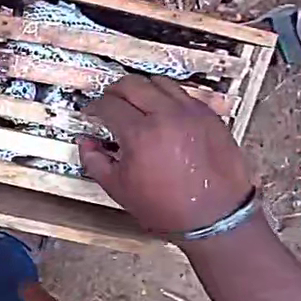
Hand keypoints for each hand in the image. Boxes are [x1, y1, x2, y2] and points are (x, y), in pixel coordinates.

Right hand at [77, 76, 254, 235]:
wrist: (215, 218)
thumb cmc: (168, 207)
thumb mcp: (119, 188)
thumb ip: (94, 160)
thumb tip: (85, 142)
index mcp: (140, 134)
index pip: (109, 104)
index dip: (94, 106)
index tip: (92, 112)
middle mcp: (167, 116)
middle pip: (132, 84)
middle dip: (114, 91)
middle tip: (109, 102)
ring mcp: (191, 113)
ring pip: (159, 82)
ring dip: (141, 88)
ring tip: (135, 102)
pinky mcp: (210, 116)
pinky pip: (183, 93)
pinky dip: (167, 96)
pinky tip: (160, 110)